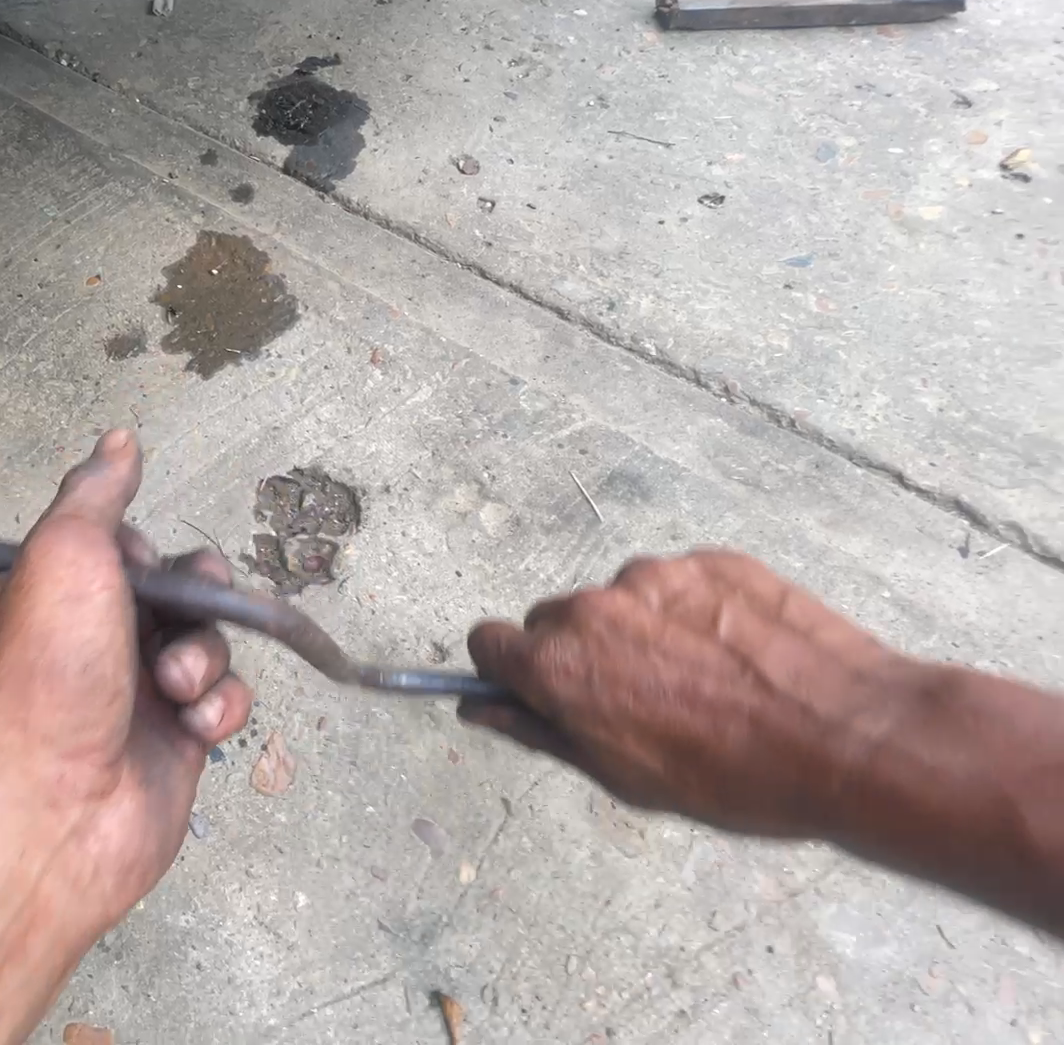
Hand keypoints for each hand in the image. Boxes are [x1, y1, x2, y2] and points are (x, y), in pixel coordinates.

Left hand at [0, 429, 253, 935]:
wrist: (53, 808)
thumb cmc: (51, 670)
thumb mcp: (63, 556)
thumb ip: (95, 495)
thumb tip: (120, 438)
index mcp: (63, 593)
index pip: (130, 548)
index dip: (146, 556)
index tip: (134, 573)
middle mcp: (98, 638)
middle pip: (183, 591)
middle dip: (198, 599)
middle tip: (188, 618)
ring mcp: (139, 692)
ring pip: (209, 644)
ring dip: (203, 660)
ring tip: (173, 690)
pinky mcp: (175, 740)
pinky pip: (222, 702)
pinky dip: (217, 709)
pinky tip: (191, 729)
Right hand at [459, 550, 933, 836]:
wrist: (861, 739)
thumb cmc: (732, 776)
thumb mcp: (619, 774)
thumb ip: (535, 730)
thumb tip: (475, 708)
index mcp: (555, 664)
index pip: (487, 639)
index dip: (509, 666)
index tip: (542, 687)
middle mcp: (587, 609)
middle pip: (551, 619)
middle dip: (576, 648)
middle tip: (636, 689)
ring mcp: (648, 577)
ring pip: (614, 598)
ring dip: (635, 626)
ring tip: (701, 670)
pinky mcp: (705, 560)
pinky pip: (673, 582)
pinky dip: (688, 608)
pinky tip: (735, 647)